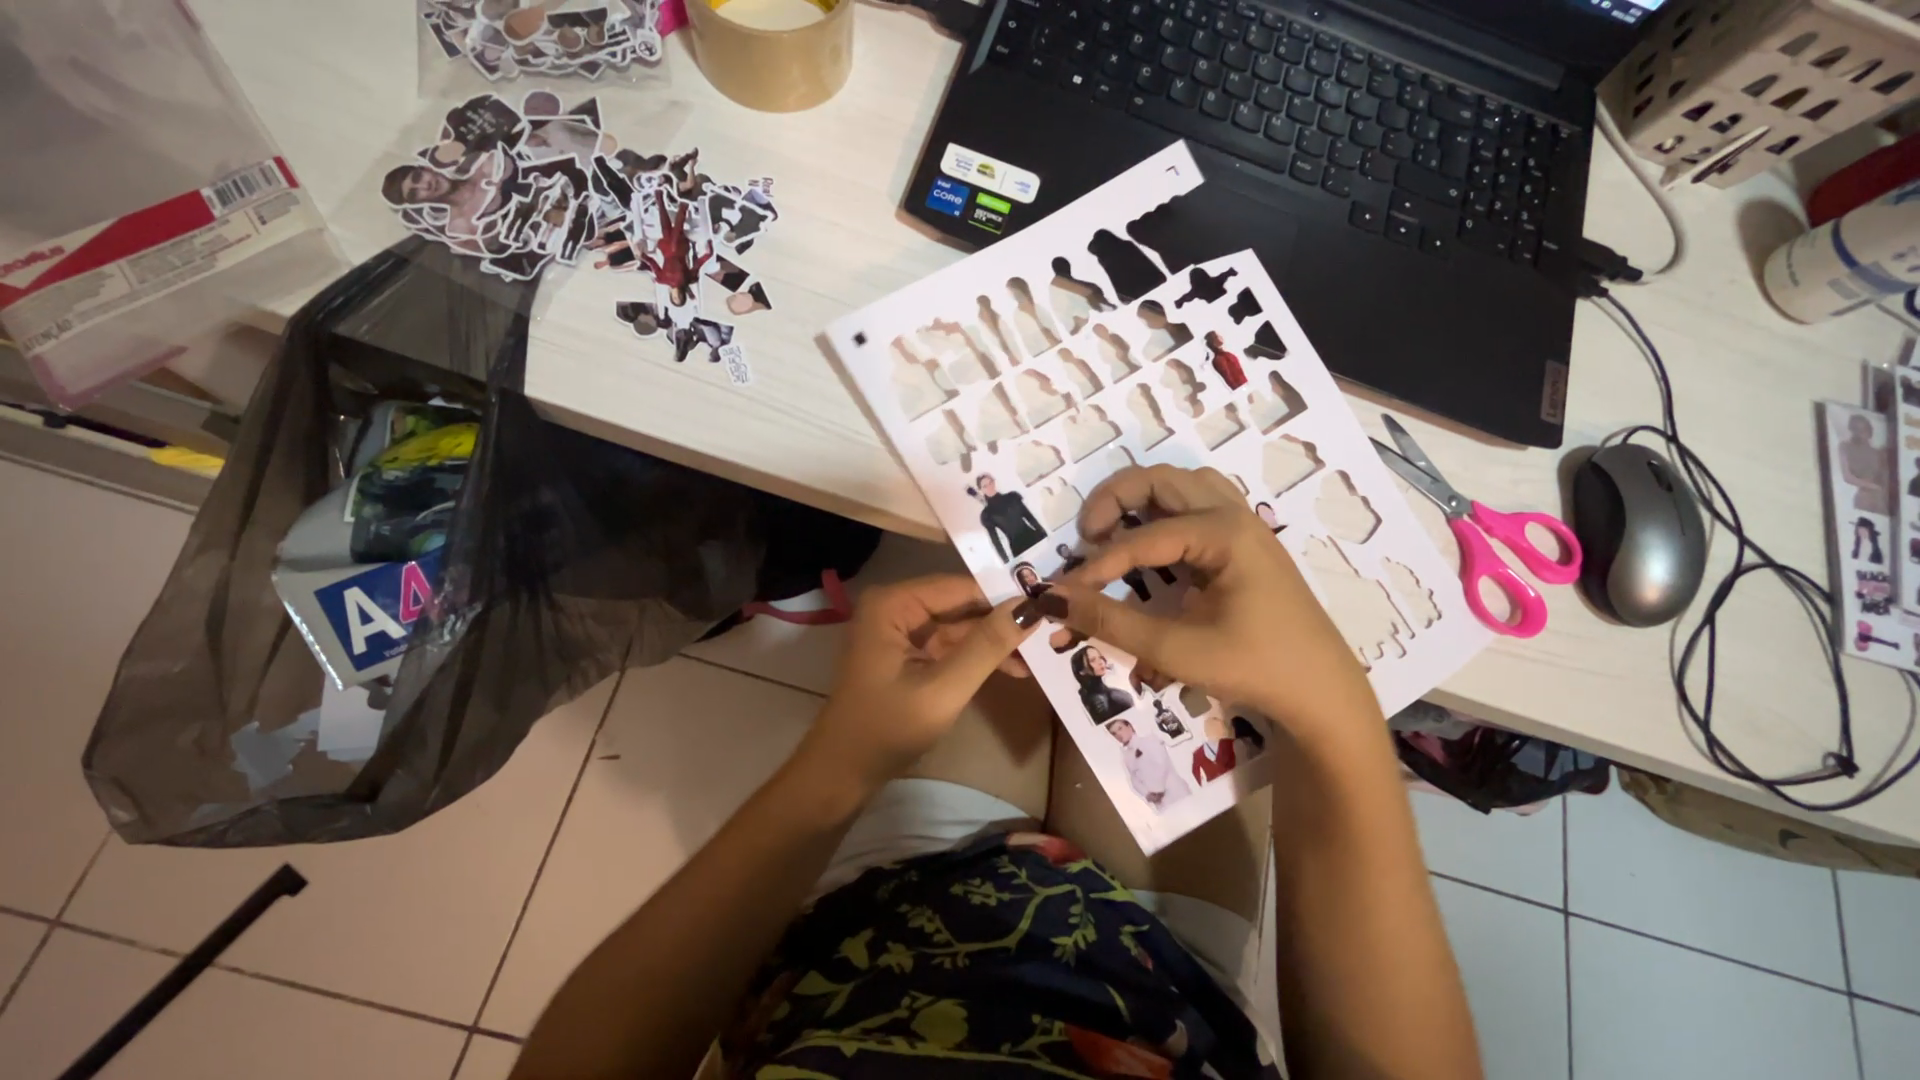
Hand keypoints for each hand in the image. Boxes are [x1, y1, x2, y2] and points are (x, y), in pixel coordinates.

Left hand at [803, 575, 1033, 794]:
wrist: (843, 773)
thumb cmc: (887, 727)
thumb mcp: (943, 688)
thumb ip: (986, 646)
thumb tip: (1030, 607)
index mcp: (893, 603)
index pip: (960, 587)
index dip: (1004, 594)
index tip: (1050, 603)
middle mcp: (894, 607)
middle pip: (960, 603)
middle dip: (1002, 619)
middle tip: (1053, 626)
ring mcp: (899, 632)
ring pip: (959, 626)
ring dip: (994, 641)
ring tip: (1041, 654)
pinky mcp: (907, 655)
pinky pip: (949, 646)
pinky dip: (977, 657)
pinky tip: (1014, 668)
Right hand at [1051, 466, 1376, 734]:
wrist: (1321, 690)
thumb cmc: (1254, 667)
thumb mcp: (1177, 650)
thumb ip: (1110, 621)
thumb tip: (1051, 600)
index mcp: (1224, 535)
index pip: (1142, 537)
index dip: (1097, 564)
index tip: (1063, 591)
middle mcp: (1235, 516)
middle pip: (1162, 479)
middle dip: (1115, 500)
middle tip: (1085, 537)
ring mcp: (1245, 525)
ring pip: (1183, 485)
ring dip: (1142, 498)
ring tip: (1112, 533)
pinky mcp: (1245, 542)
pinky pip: (1198, 505)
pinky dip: (1165, 512)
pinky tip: (1150, 542)